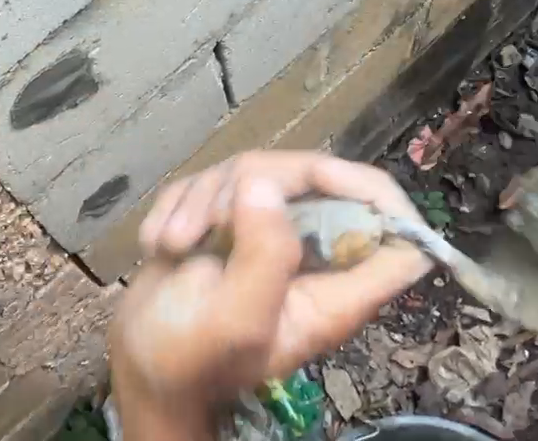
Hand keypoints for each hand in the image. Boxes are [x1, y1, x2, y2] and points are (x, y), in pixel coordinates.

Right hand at [107, 152, 431, 440]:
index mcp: (334, 291)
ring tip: (175, 244)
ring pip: (252, 173)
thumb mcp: (234, 318)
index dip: (375, 197)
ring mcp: (261, 234)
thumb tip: (266, 188)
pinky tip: (163, 241)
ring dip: (201, 200)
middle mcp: (306, 257)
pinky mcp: (220, 219)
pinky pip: (208, 182)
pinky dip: (179, 204)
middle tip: (210, 224)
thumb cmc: (190, 355)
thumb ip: (263, 255)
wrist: (138, 363)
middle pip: (312, 178)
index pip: (399, 239)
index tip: (318, 177)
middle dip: (251, 186)